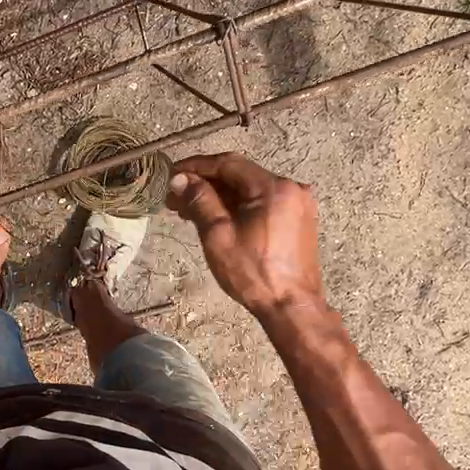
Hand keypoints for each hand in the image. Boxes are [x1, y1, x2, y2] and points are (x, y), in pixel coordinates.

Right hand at [166, 152, 325, 317]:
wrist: (291, 305)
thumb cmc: (252, 273)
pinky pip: (261, 202)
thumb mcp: (218, 235)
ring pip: (249, 189)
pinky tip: (216, 217)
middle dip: (205, 183)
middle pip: (239, 175)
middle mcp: (290, 187)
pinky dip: (237, 205)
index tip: (171, 174)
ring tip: (189, 210)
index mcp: (273, 188)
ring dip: (219, 195)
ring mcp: (298, 203)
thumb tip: (180, 179)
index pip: (228, 163)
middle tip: (175, 197)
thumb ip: (200, 201)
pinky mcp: (298, 218)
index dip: (196, 166)